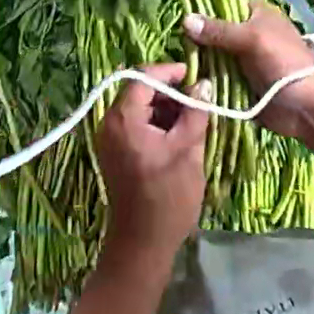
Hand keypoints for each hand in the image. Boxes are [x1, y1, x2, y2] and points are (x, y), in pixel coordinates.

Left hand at [98, 63, 209, 262]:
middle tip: (198, 97)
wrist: (143, 242)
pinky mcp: (115, 152)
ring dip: (165, 107)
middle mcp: (109, 123)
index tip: (194, 73)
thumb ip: (195, 112)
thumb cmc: (167, 196)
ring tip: (194, 116)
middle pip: (139, 91)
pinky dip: (156, 122)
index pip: (143, 77)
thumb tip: (204, 84)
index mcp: (123, 119)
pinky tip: (180, 133)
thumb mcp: (188, 149)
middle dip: (169, 91)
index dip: (169, 71)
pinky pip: (136, 125)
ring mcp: (109, 139)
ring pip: (139, 108)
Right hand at [184, 4, 313, 140]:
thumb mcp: (253, 39)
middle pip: (214, 31)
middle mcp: (248, 33)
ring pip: (212, 54)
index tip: (177, 11)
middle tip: (170, 41)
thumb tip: (185, 19)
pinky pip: (215, 76)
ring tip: (172, 61)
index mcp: (256, 14)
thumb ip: (220, 30)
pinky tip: (183, 78)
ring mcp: (242, 59)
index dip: (203, 6)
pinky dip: (204, 78)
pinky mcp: (239, 81)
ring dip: (197, 60)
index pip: (224, 2)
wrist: (306, 108)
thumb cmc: (285, 63)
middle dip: (195, 37)